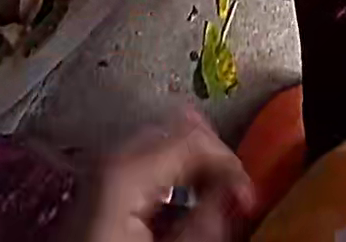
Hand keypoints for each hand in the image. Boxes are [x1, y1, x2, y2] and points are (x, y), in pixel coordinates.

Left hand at [83, 110, 254, 241]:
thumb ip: (203, 216)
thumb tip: (236, 190)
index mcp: (126, 164)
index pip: (197, 137)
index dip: (229, 162)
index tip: (245, 189)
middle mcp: (113, 151)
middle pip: (182, 130)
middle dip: (212, 157)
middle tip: (232, 188)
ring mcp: (102, 161)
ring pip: (167, 139)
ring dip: (194, 163)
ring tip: (211, 194)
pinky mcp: (99, 177)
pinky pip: (148, 155)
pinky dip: (172, 170)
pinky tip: (180, 198)